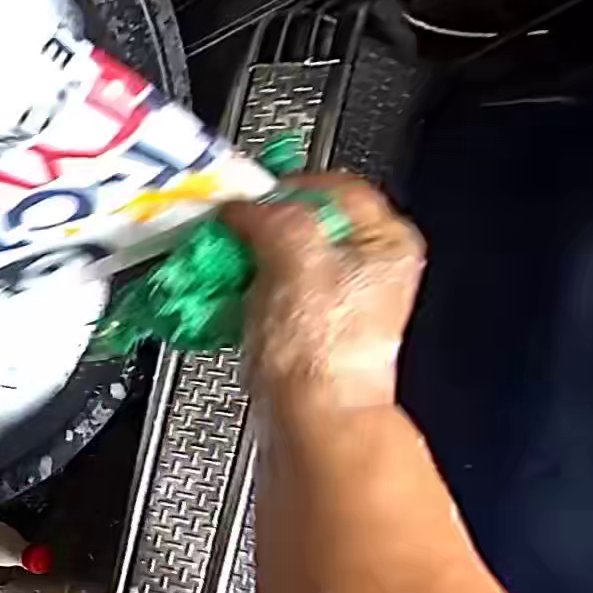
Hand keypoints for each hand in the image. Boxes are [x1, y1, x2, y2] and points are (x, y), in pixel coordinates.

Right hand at [220, 175, 424, 412]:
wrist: (307, 405)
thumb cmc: (316, 343)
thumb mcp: (298, 263)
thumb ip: (273, 220)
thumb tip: (239, 205)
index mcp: (382, 239)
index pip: (329, 186)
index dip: (280, 188)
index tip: (236, 201)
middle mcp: (359, 260)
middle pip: (294, 220)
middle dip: (248, 226)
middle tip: (218, 236)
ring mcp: (326, 290)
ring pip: (269, 252)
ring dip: (233, 257)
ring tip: (211, 268)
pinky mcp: (294, 315)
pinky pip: (256, 283)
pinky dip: (232, 283)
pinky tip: (217, 294)